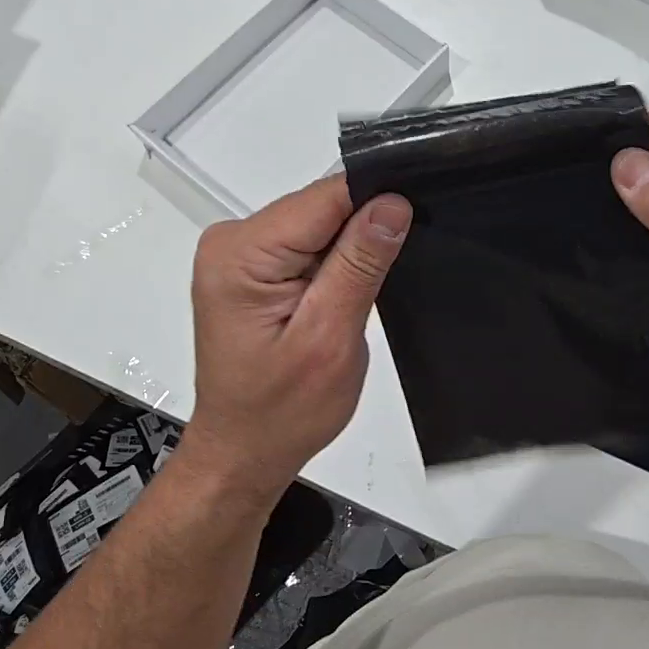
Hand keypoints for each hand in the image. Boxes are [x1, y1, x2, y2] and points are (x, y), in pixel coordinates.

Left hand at [184, 177, 410, 501]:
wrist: (244, 451)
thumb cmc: (283, 410)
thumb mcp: (331, 338)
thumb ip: (360, 264)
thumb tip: (393, 203)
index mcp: (241, 253)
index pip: (325, 197)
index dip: (375, 202)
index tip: (415, 220)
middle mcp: (233, 240)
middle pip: (321, 205)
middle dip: (364, 228)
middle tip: (398, 264)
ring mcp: (240, 252)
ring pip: (320, 222)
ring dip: (352, 247)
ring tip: (370, 285)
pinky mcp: (254, 266)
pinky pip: (309, 242)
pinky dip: (336, 261)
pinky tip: (348, 288)